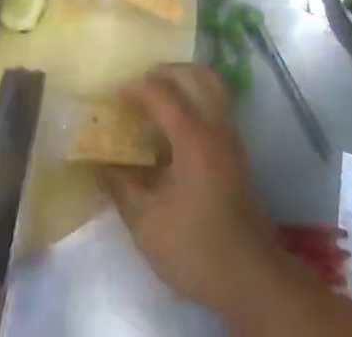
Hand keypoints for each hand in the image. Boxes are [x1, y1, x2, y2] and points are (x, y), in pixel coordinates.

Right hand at [100, 65, 284, 314]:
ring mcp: (232, 138)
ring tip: (157, 98)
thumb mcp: (146, 222)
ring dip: (185, 82)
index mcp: (193, 138)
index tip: (113, 95)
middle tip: (139, 85)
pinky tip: (175, 126)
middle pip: (196, 76)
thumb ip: (121, 185)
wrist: (250, 278)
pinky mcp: (238, 153)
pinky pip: (218, 106)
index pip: (162, 94)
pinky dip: (196, 99)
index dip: (136, 89)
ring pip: (213, 87)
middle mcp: (217, 128)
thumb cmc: (195, 247)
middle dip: (166, 72)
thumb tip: (100, 163)